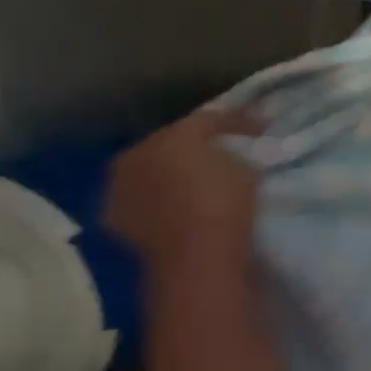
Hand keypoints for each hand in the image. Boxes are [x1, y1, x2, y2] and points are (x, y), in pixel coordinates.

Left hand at [105, 108, 262, 265]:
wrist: (194, 251)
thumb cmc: (227, 201)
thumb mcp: (246, 167)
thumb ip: (233, 152)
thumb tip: (232, 149)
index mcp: (173, 135)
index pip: (206, 119)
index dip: (235, 121)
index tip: (258, 128)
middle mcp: (138, 153)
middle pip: (170, 141)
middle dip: (194, 145)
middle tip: (222, 152)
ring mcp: (118, 185)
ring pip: (150, 169)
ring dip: (171, 171)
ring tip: (196, 181)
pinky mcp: (112, 214)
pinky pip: (140, 196)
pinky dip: (157, 197)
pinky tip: (175, 205)